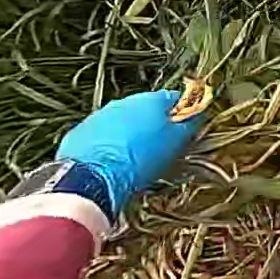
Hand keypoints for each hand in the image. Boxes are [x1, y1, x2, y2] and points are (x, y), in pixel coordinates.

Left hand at [56, 89, 198, 212]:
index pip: (176, 98)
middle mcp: (125, 101)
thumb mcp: (177, 143)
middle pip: (147, 110)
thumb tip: (201, 111)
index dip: (183, 114)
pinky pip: (100, 136)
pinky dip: (107, 145)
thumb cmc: (141, 158)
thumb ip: (191, 123)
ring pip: (122, 122)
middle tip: (160, 147)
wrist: (90, 179)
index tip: (185, 131)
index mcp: (152, 99)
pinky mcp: (78, 133)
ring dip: (130, 134)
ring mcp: (99, 116)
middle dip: (154, 124)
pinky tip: (110, 164)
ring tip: (134, 159)